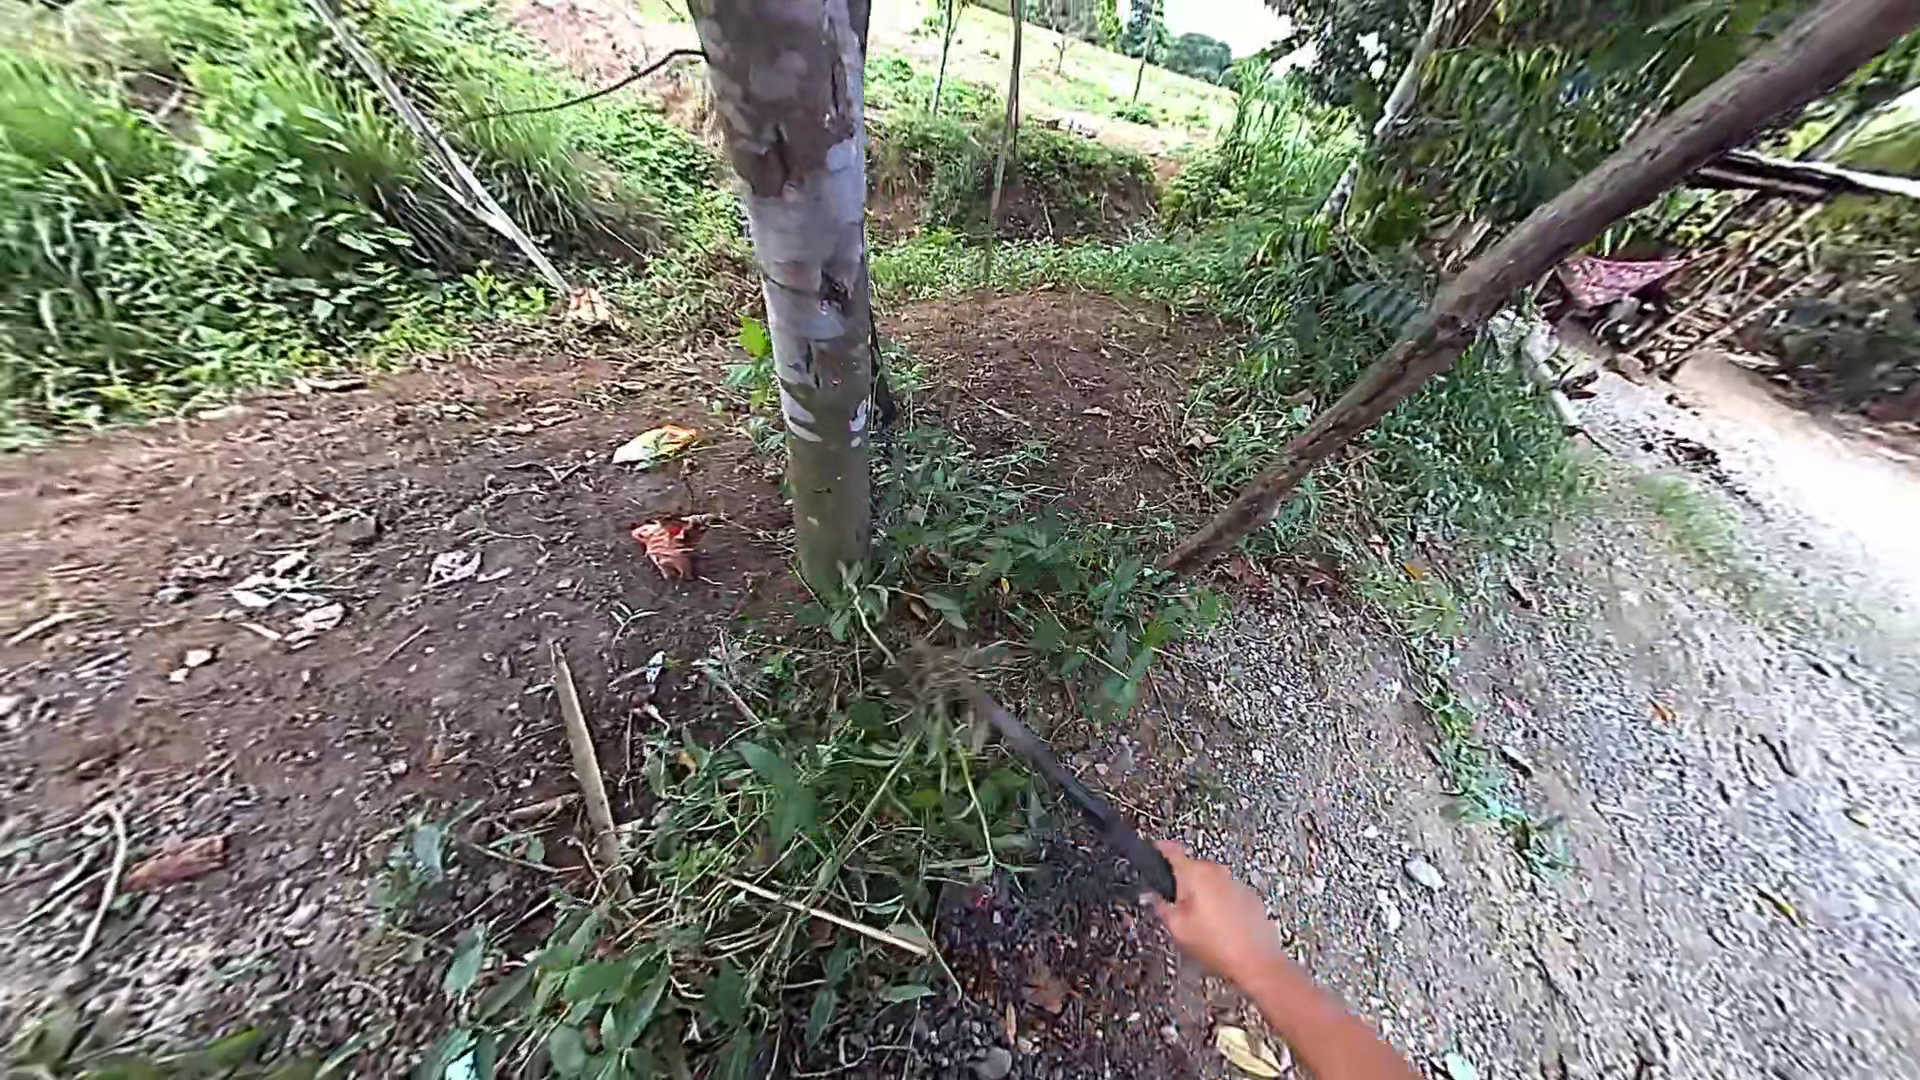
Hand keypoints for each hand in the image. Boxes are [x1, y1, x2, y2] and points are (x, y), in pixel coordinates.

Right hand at [1149, 840, 1289, 989]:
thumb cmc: (1219, 946)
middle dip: (1184, 884)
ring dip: (1204, 895)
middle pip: (1192, 868)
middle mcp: (1217, 872)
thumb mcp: (1178, 928)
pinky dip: (1223, 905)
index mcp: (1196, 873)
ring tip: (1205, 924)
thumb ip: (1160, 906)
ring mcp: (1236, 883)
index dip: (1159, 848)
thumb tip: (1154, 897)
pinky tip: (1223, 928)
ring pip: (1211, 882)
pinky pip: (1228, 894)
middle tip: (1180, 908)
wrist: (1259, 965)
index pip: (1172, 849)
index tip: (1155, 849)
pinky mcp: (1250, 898)